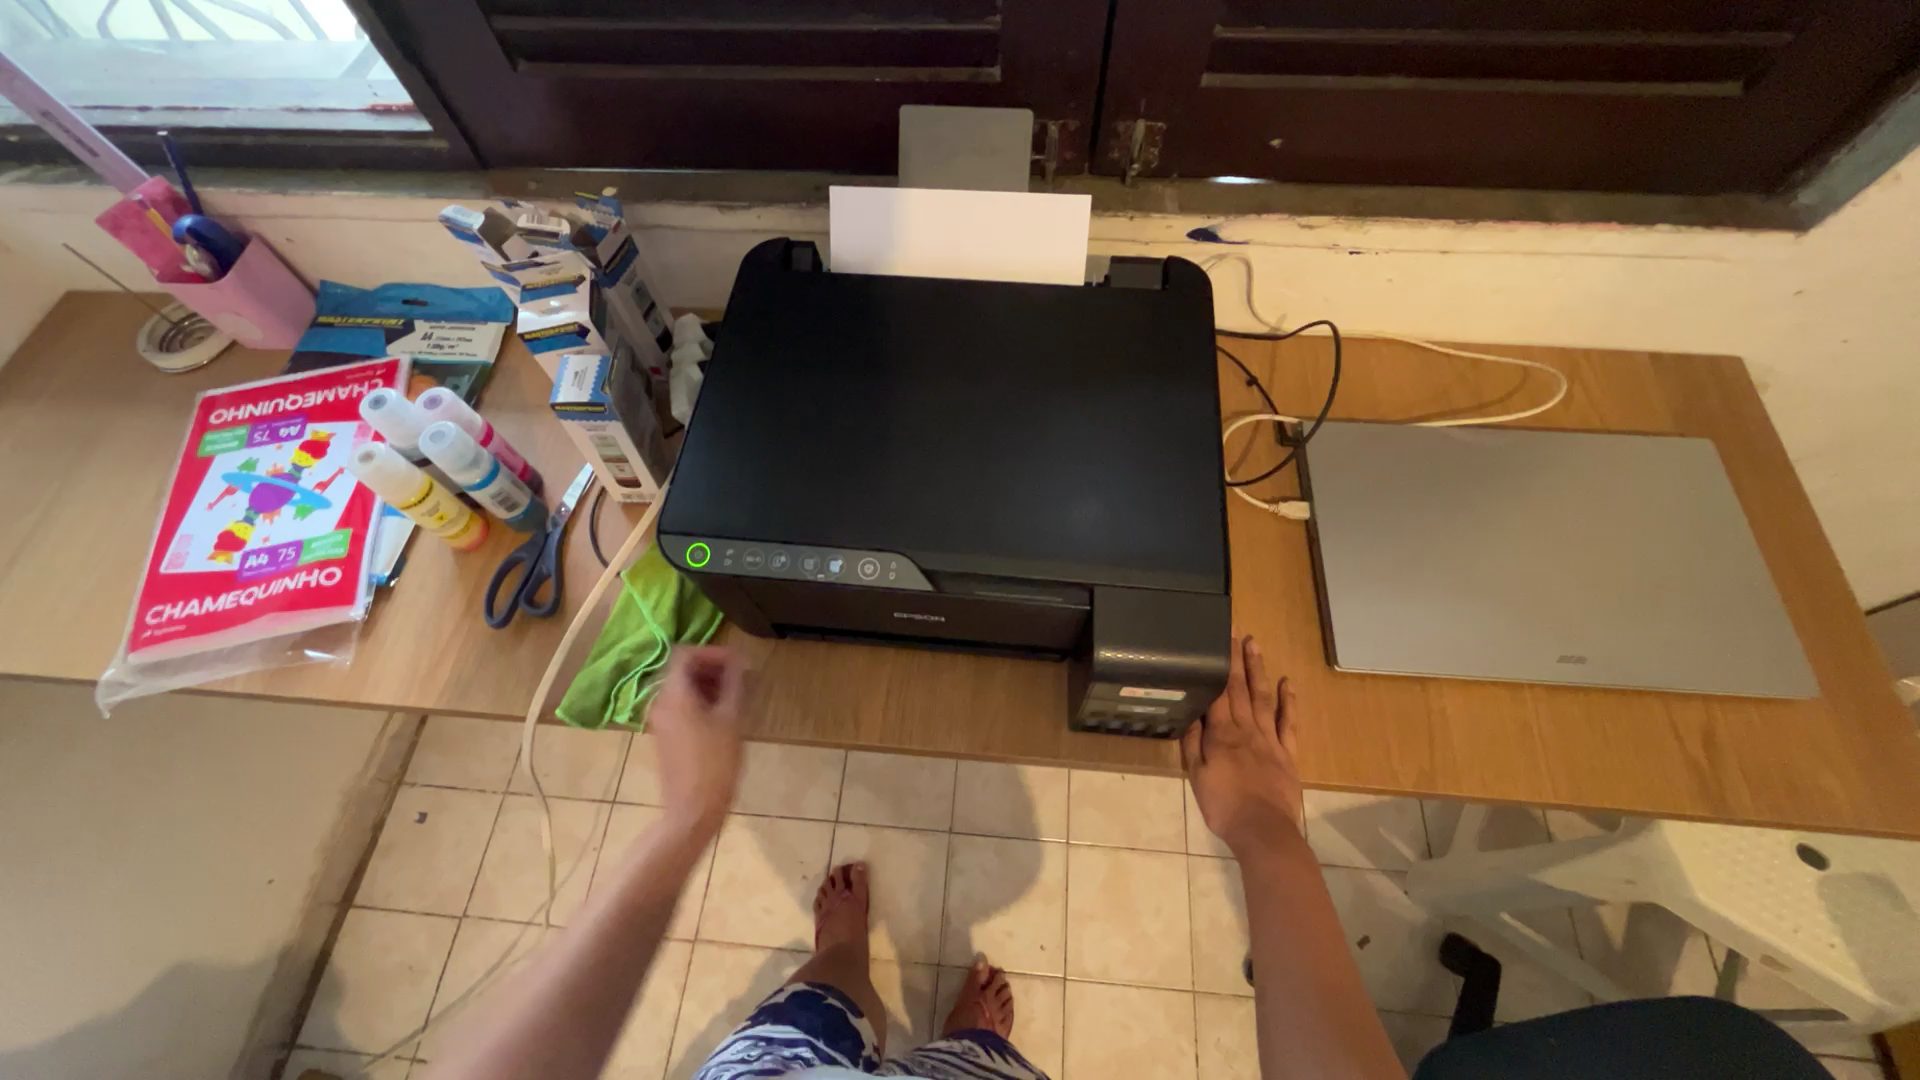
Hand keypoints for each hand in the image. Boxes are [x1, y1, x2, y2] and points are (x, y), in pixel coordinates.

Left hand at [649, 647, 745, 833]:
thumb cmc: (715, 763)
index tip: (737, 661)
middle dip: (711, 667)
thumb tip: (739, 659)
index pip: (684, 653)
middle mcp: (660, 702)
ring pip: (681, 688)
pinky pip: (680, 706)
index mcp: (673, 694)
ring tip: (735, 694)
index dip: (711, 651)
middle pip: (681, 669)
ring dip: (707, 684)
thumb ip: (734, 684)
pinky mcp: (665, 735)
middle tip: (740, 676)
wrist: (692, 810)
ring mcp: (660, 720)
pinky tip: (722, 714)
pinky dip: (699, 701)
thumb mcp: (731, 719)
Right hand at [1182, 635, 1305, 859]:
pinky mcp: (1288, 754)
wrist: (1264, 831)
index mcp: (1222, 734)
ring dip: (1259, 671)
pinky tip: (1287, 683)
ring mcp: (1270, 740)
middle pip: (1242, 689)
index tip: (1219, 641)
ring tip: (1256, 647)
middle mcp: (1247, 730)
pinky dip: (1289, 702)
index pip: (1219, 693)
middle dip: (1238, 660)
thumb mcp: (1196, 776)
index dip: (1219, 665)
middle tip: (1238, 634)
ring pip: (1264, 698)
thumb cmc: (1223, 805)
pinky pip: (1289, 723)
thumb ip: (1192, 743)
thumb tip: (1190, 711)